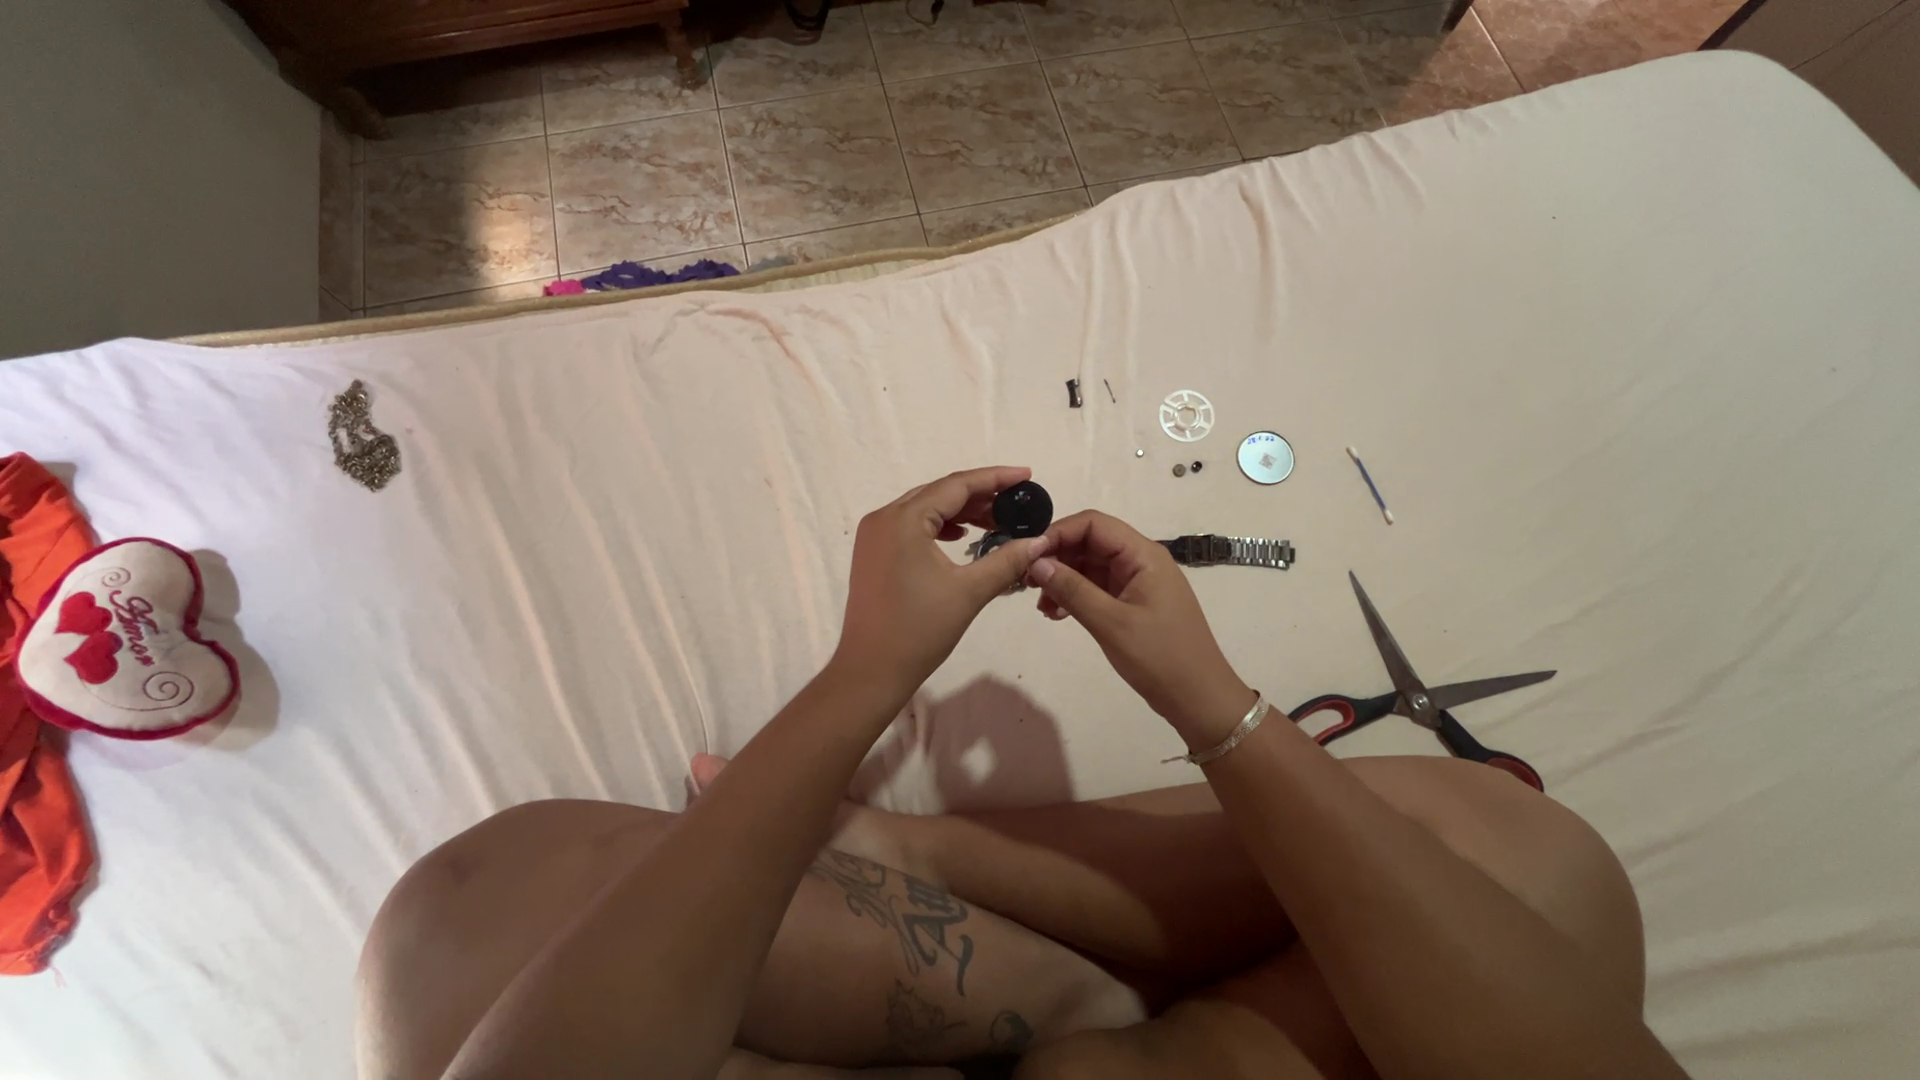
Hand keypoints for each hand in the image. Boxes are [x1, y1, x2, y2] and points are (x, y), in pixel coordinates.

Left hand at [833, 467, 1052, 695]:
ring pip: (925, 509)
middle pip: (939, 493)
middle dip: (980, 496)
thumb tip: (1040, 542)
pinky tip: (963, 538)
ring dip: (961, 512)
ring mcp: (874, 536)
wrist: (871, 670)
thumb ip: (1006, 560)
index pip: (956, 485)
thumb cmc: (919, 630)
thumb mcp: (969, 592)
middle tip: (1017, 503)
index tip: (1026, 475)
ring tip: (997, 521)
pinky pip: (912, 527)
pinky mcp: (873, 554)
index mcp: (903, 519)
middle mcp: (884, 518)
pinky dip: (940, 527)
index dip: (994, 478)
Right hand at [1027, 510, 1254, 744]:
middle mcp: (1140, 560)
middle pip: (1090, 542)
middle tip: (1028, 583)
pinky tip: (1057, 614)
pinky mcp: (1133, 603)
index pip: (1093, 523)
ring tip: (1041, 606)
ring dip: (1063, 579)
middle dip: (1057, 558)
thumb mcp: (1110, 623)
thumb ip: (1072, 589)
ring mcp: (1137, 582)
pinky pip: (1097, 587)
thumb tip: (1037, 562)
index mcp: (1143, 555)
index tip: (1029, 556)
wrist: (1199, 698)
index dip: (1058, 533)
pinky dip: (1075, 596)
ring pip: (1090, 566)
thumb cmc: (1160, 657)